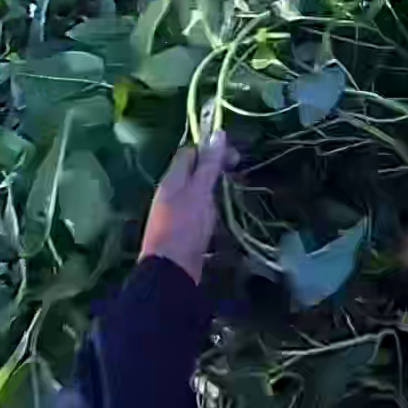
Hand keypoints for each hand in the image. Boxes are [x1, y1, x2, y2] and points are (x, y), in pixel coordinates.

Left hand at [140, 131, 234, 283]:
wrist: (169, 274)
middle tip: (237, 172)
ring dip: (214, 187)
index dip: (210, 148)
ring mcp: (175, 213)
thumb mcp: (200, 190)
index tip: (232, 156)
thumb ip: (209, 164)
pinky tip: (221, 213)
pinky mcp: (181, 231)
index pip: (189, 152)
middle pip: (193, 171)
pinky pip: (197, 208)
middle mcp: (170, 193)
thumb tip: (218, 132)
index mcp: (172, 179)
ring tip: (234, 190)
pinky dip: (211, 205)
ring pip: (196, 190)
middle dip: (215, 167)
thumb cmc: (185, 226)